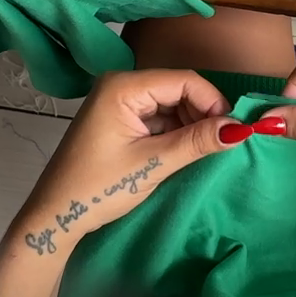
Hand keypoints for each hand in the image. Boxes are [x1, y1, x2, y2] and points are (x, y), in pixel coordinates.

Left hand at [13, 70, 241, 257]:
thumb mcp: (152, 164)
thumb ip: (196, 142)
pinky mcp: (121, 119)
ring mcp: (119, 102)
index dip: (212, 101)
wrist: (56, 216)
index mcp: (123, 87)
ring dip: (191, 124)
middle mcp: (121, 85)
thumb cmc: (98, 188)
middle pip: (178, 89)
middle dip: (203, 113)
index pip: (183, 80)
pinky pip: (159, 116)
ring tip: (202, 150)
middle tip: (220, 143)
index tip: (232, 129)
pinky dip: (176, 131)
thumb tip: (239, 129)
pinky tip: (184, 150)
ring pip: (171, 103)